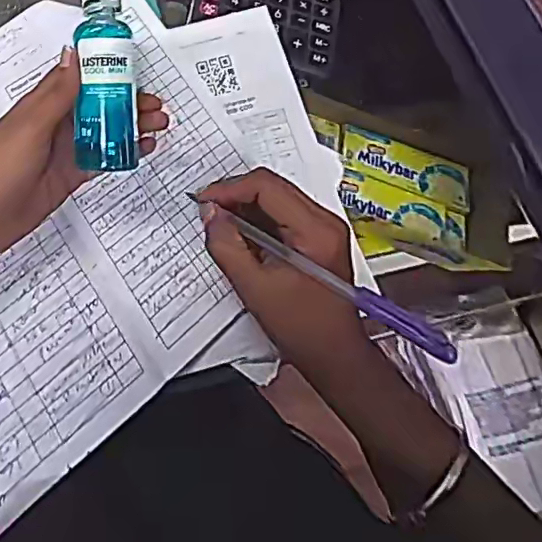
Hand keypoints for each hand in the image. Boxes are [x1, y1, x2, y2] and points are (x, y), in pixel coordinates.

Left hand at [0, 48, 167, 267]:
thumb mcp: (29, 127)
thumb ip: (56, 95)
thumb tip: (72, 57)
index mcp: (41, 104)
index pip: (76, 76)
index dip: (104, 68)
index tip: (132, 63)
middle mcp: (54, 123)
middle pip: (97, 103)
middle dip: (127, 99)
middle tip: (154, 103)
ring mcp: (63, 149)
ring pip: (104, 129)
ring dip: (130, 124)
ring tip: (156, 124)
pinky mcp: (70, 173)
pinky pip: (102, 157)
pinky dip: (123, 151)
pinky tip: (141, 148)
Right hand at [198, 168, 369, 376]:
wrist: (335, 355)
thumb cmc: (304, 329)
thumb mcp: (254, 287)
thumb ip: (227, 245)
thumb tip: (210, 213)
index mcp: (316, 231)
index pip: (266, 186)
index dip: (229, 189)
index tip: (205, 202)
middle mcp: (325, 221)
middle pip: (271, 185)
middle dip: (235, 194)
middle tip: (209, 211)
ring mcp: (323, 227)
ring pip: (274, 195)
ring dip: (244, 205)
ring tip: (222, 225)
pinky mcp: (317, 235)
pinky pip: (280, 211)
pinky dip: (255, 217)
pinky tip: (241, 236)